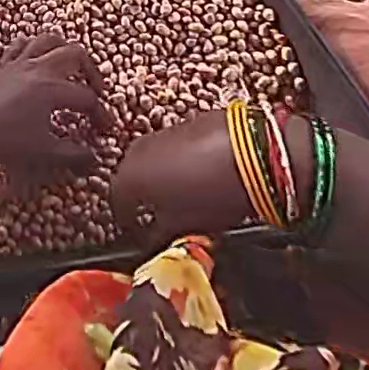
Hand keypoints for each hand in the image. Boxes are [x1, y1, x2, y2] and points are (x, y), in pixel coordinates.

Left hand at [0, 34, 107, 183]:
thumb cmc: (4, 141)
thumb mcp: (43, 149)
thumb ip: (72, 152)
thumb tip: (92, 156)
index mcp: (52, 89)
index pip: (87, 97)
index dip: (100, 113)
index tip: (104, 128)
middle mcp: (37, 69)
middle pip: (75, 55)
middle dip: (91, 71)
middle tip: (94, 91)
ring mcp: (18, 64)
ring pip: (48, 40)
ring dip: (64, 49)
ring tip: (71, 67)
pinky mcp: (2, 66)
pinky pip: (21, 46)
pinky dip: (33, 47)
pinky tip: (37, 59)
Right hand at [109, 110, 255, 238]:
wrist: (251, 151)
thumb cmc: (211, 193)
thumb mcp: (184, 224)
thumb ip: (161, 236)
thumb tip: (152, 244)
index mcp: (128, 178)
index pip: (117, 204)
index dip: (128, 222)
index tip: (138, 234)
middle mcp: (135, 152)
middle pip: (131, 179)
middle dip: (142, 197)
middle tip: (159, 215)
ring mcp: (158, 135)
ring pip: (150, 161)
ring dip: (159, 178)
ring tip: (181, 196)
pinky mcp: (181, 125)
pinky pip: (169, 149)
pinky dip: (176, 164)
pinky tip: (198, 176)